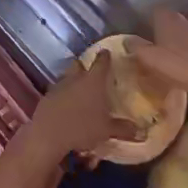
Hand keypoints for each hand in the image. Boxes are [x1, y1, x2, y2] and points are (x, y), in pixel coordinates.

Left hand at [22, 54, 139, 160]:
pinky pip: (56, 92)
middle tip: (90, 72)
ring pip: (66, 77)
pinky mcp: (46, 97)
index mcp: (93, 81)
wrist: (48, 134)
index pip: (101, 62)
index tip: (106, 52)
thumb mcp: (107, 130)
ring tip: (77, 90)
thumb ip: (123, 129)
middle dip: (84, 66)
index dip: (105, 56)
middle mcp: (75, 79)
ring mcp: (58, 87)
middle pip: (79, 65)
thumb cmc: (83, 127)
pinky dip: (61, 95)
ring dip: (71, 81)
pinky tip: (64, 105)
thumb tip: (142, 132)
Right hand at [134, 9, 187, 107]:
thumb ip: (136, 46)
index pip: (153, 8)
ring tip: (159, 46)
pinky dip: (179, 43)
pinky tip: (175, 54)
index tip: (137, 24)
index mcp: (166, 18)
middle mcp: (181, 19)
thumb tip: (126, 39)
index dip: (145, 14)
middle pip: (165, 16)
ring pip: (177, 27)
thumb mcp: (149, 58)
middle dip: (156, 24)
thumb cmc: (176, 65)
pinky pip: (186, 38)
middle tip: (146, 36)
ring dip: (169, 34)